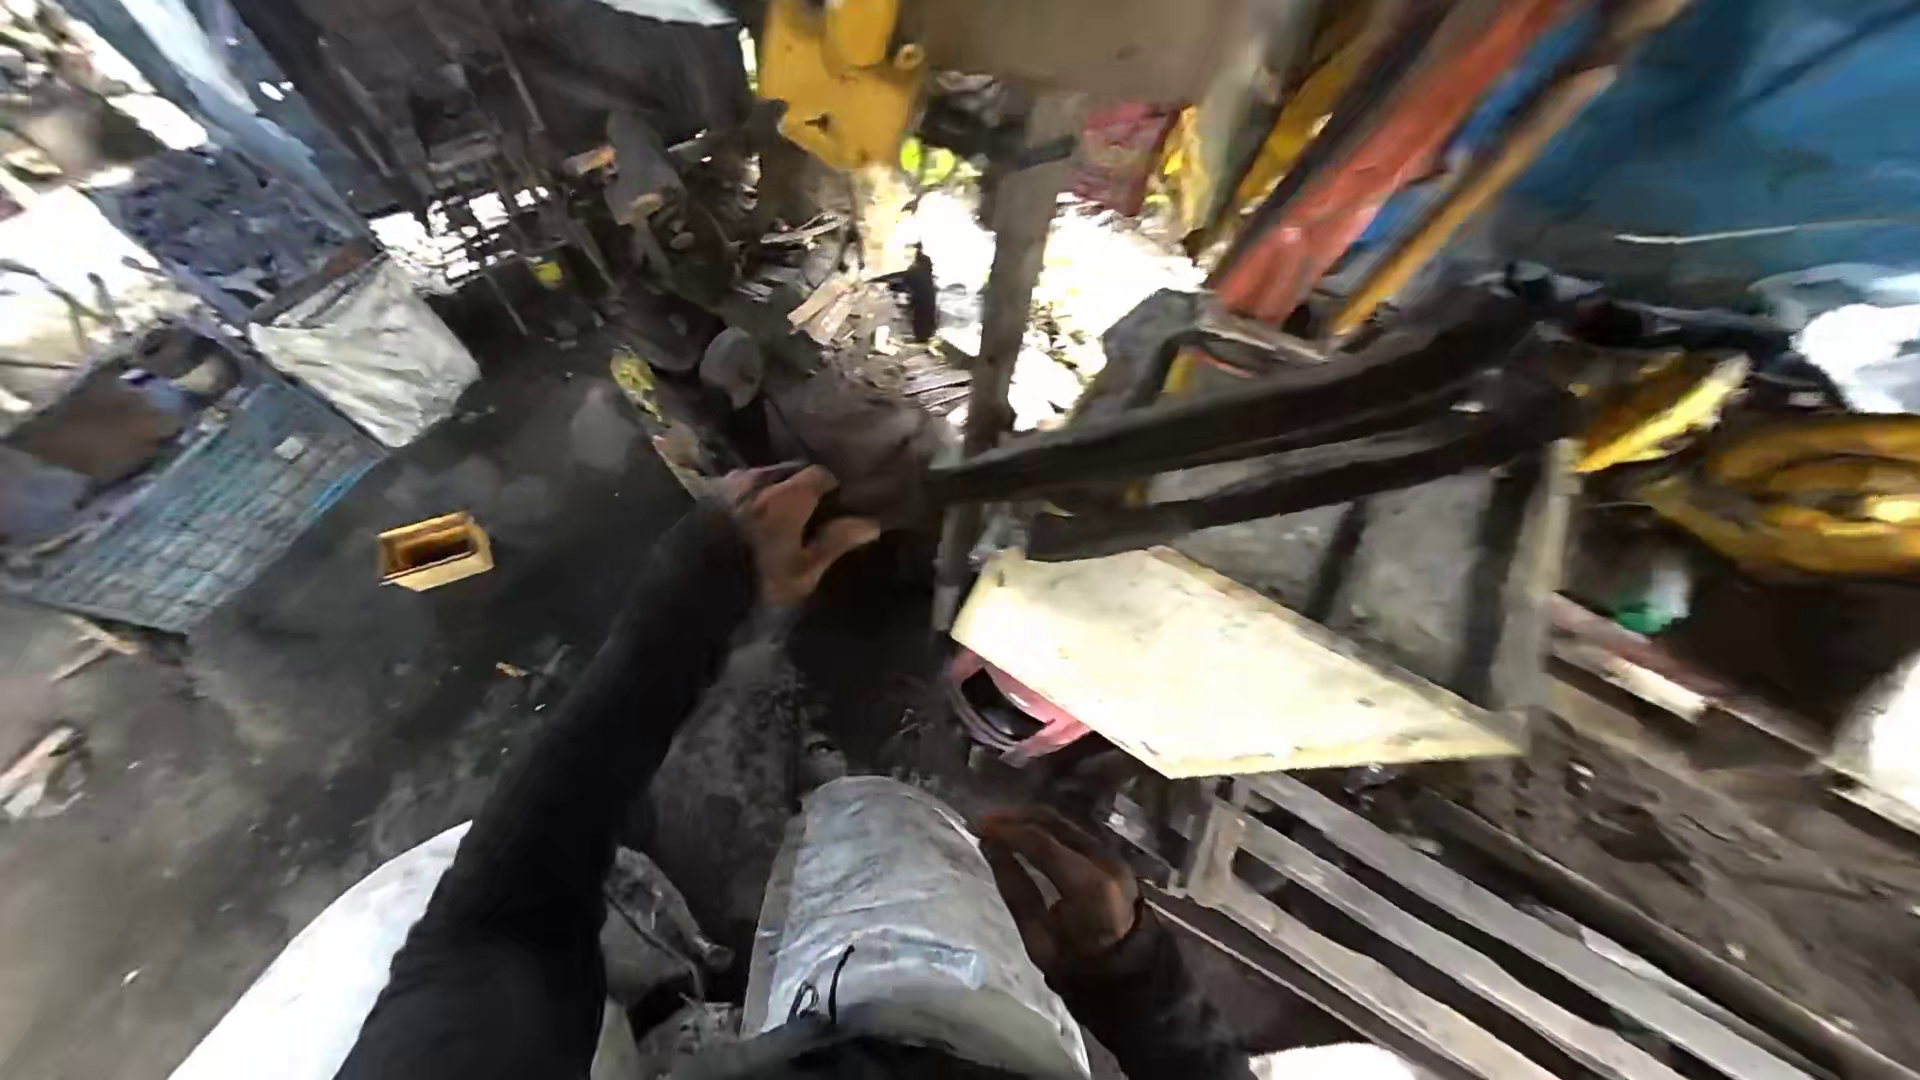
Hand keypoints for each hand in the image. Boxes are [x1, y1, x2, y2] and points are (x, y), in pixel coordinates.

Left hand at [718, 464, 880, 608]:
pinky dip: (752, 497)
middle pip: (790, 470)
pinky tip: (751, 520)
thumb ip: (835, 541)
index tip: (837, 505)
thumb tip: (870, 523)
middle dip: (803, 486)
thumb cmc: (756, 583)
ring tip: (780, 516)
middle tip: (809, 512)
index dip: (832, 487)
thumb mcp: (803, 571)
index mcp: (785, 496)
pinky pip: (739, 486)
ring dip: (775, 489)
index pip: (820, 473)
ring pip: (763, 476)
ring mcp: (727, 485)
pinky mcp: (707, 495)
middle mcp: (756, 479)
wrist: (690, 594)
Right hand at [977, 806, 1139, 974]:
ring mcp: (1111, 854)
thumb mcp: (1038, 940)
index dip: (1006, 830)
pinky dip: (1044, 826)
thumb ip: (1015, 889)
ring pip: (1062, 821)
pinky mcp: (1110, 854)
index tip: (977, 827)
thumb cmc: (1078, 969)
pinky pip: (1071, 831)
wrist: (1129, 980)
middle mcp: (1103, 859)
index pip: (1040, 841)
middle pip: (1053, 821)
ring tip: (998, 822)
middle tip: (983, 819)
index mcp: (1088, 885)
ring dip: (1028, 818)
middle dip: (1014, 816)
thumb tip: (990, 846)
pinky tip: (1023, 830)